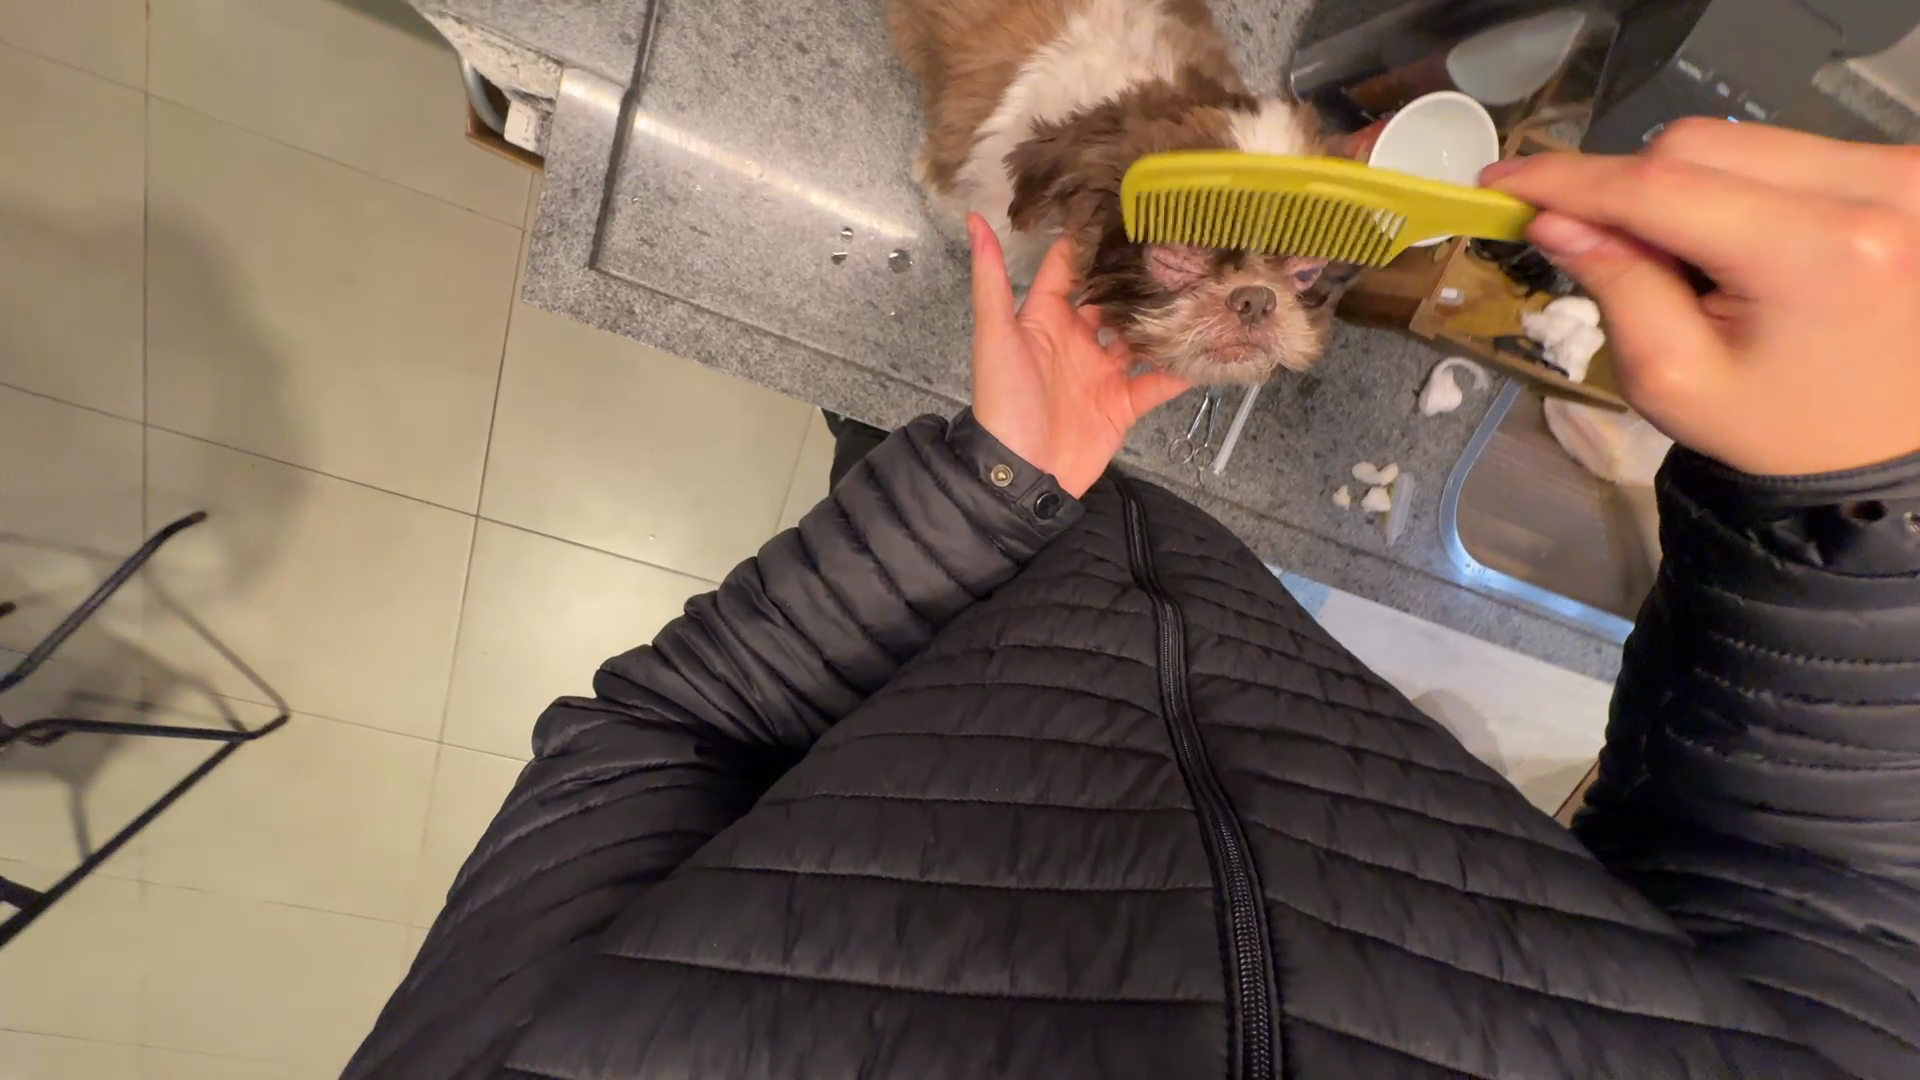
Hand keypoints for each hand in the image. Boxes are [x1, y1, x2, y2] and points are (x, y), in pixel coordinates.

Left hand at [967, 214, 1188, 496]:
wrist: (1022, 474)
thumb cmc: (1004, 402)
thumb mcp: (995, 336)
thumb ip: (992, 280)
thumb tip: (973, 220)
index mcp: (1044, 320)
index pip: (1069, 270)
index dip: (1091, 242)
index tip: (1125, 206)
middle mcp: (1077, 341)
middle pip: (1114, 300)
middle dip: (1140, 277)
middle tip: (1181, 242)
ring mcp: (1102, 373)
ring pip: (1142, 336)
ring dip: (1167, 317)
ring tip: (1205, 285)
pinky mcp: (1123, 404)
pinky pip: (1158, 381)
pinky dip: (1182, 367)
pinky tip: (1212, 344)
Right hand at [1483, 121, 1919, 476]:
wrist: (1883, 432)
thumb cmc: (1766, 420)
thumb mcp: (1665, 373)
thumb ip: (1615, 286)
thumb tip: (1552, 222)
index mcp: (1817, 251)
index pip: (1661, 187)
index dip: (1568, 179)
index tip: (1498, 181)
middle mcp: (1877, 185)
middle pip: (1698, 147)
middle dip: (1618, 190)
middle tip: (1584, 245)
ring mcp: (1902, 167)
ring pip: (1731, 143)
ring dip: (1666, 191)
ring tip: (1667, 260)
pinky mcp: (1902, 166)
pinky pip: (1772, 153)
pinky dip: (1714, 191)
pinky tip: (1715, 245)